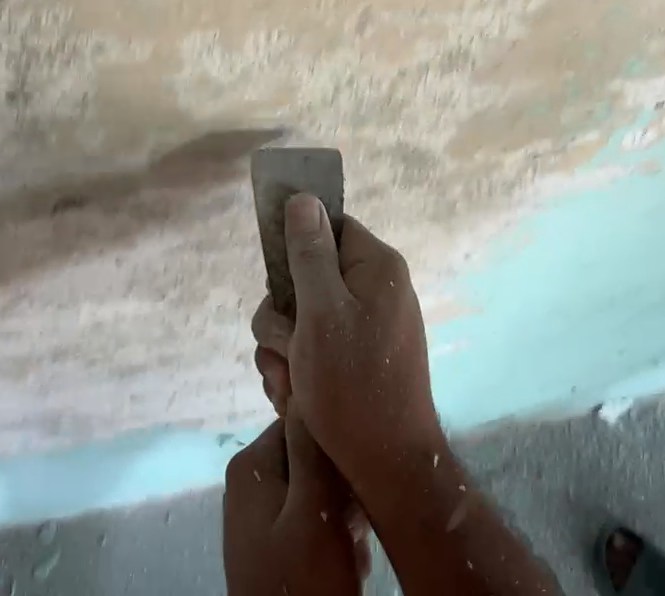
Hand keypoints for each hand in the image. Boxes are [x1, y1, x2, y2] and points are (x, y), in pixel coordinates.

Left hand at [223, 413, 362, 595]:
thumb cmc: (301, 579)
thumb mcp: (313, 508)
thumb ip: (309, 449)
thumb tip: (305, 386)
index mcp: (250, 464)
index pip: (300, 424)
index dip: (333, 445)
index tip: (355, 474)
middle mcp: (249, 482)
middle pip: (309, 460)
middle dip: (340, 489)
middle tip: (356, 521)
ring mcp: (258, 516)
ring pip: (316, 495)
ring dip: (342, 518)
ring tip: (352, 545)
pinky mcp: (271, 543)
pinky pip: (310, 523)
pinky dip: (331, 539)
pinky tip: (346, 562)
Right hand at [252, 194, 443, 498]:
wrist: (385, 465)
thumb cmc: (353, 384)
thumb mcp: (321, 311)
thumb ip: (308, 253)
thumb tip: (303, 198)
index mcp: (376, 267)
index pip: (327, 227)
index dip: (295, 248)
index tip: (278, 281)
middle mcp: (373, 290)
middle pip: (304, 274)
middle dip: (283, 314)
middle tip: (289, 346)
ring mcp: (364, 325)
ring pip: (298, 316)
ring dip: (283, 348)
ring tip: (293, 380)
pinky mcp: (353, 357)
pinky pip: (310, 347)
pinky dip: (296, 369)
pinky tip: (296, 395)